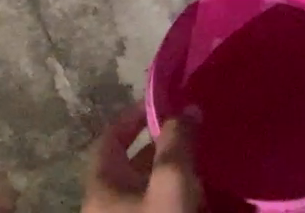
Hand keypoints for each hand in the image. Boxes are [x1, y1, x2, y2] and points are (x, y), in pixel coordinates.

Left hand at [81, 107, 199, 211]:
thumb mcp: (170, 180)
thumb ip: (177, 140)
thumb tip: (187, 108)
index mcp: (101, 184)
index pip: (111, 135)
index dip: (136, 113)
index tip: (167, 101)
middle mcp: (105, 203)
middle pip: (132, 161)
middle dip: (163, 143)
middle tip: (194, 130)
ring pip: (146, 186)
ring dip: (173, 172)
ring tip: (204, 161)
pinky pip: (154, 205)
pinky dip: (173, 194)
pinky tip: (201, 192)